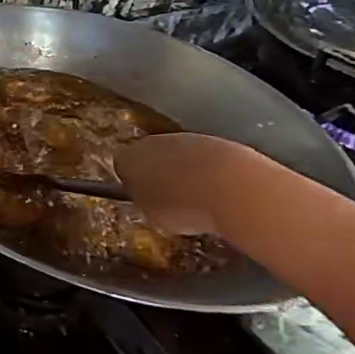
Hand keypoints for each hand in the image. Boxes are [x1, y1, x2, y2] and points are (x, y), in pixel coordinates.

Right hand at [114, 133, 263, 237]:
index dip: (131, 183)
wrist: (233, 186)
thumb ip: (145, 203)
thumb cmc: (182, 205)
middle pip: (151, 155)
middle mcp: (154, 141)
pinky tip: (221, 193)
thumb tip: (150, 199)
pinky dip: (210, 172)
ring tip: (199, 200)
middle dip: (158, 173)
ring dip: (186, 172)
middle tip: (169, 200)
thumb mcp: (151, 215)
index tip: (141, 199)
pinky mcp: (218, 141)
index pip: (121, 166)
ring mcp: (187, 138)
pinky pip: (206, 159)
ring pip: (180, 156)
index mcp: (129, 158)